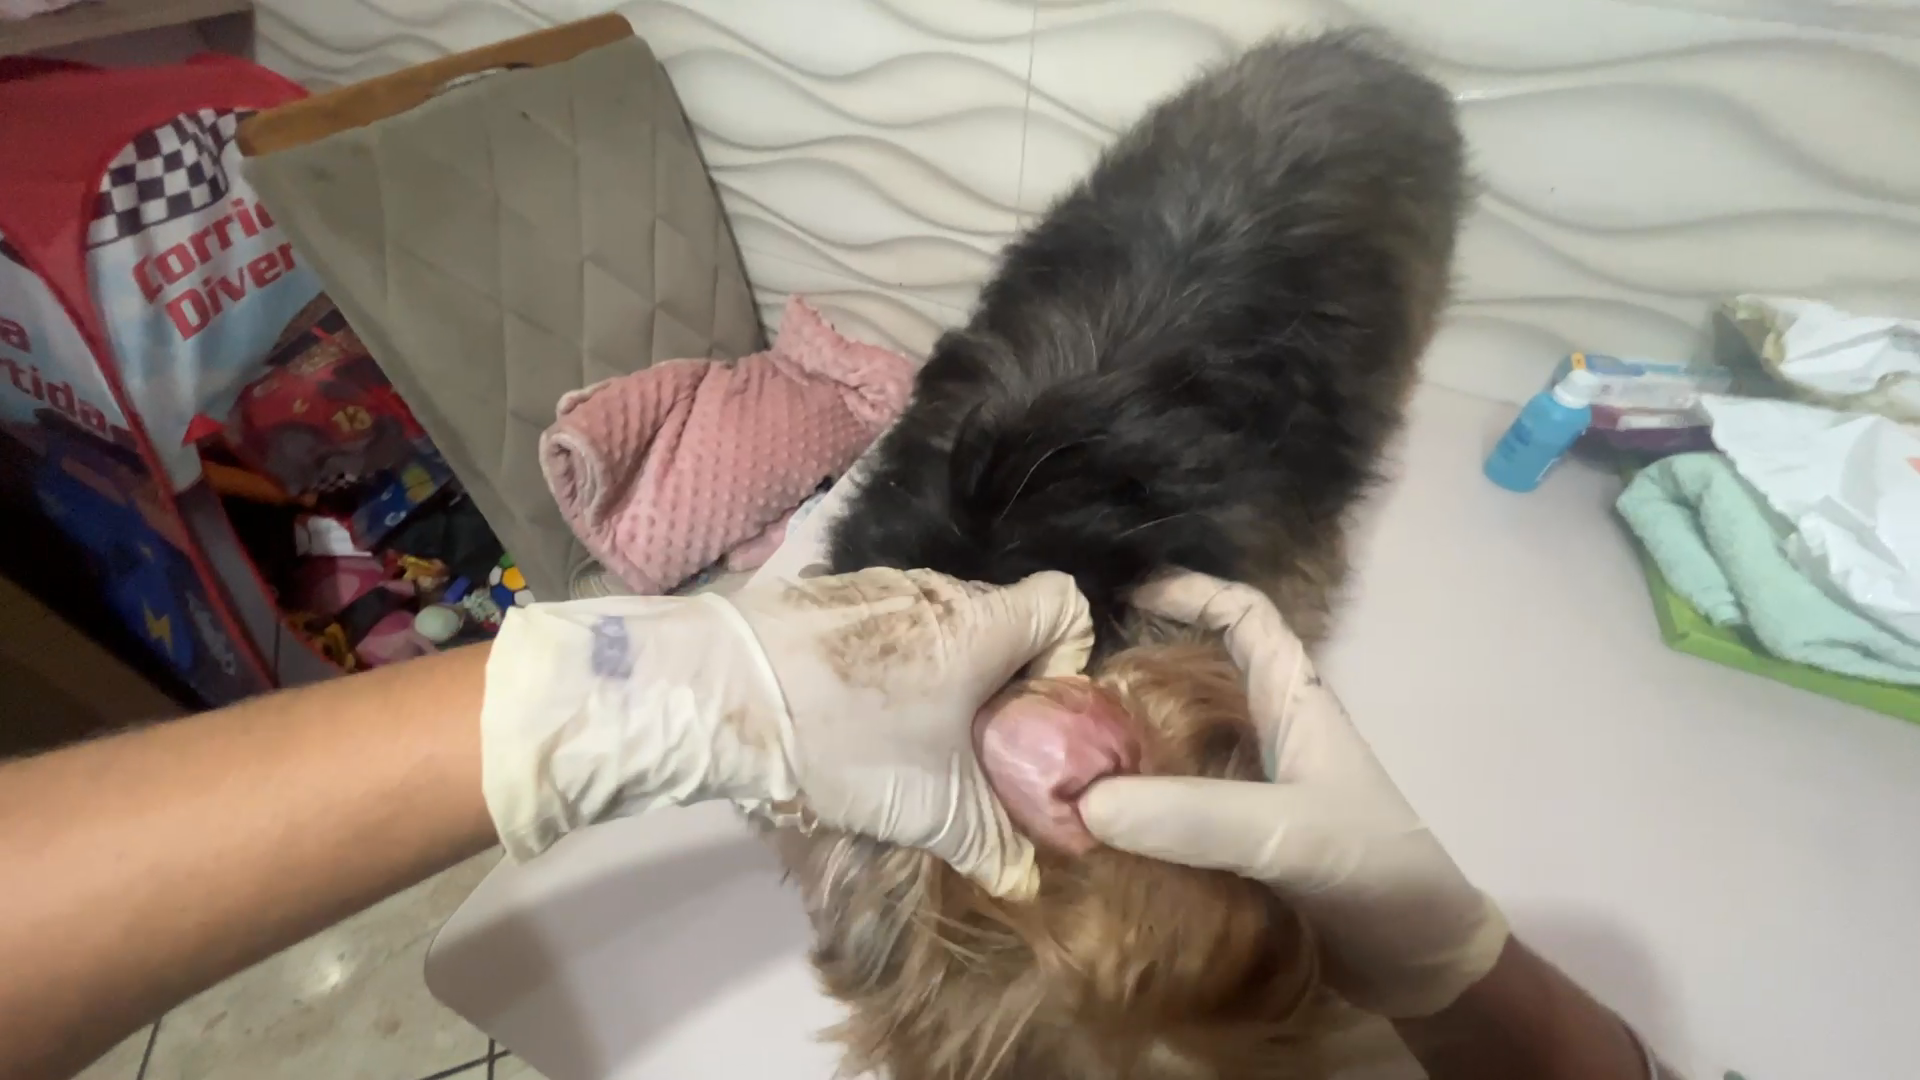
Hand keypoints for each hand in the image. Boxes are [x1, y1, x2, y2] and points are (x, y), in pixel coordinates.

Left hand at [481, 568, 1093, 897]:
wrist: (722, 687)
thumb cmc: (849, 736)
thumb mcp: (931, 806)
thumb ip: (992, 841)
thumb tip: (1025, 875)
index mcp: (982, 624)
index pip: (1065, 603)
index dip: (1066, 654)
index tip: (1029, 710)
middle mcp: (941, 590)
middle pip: (1004, 622)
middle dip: (1002, 682)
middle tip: (970, 742)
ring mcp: (885, 584)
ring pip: (946, 625)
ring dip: (947, 673)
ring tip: (907, 730)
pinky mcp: (837, 594)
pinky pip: (895, 623)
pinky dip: (898, 660)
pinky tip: (855, 707)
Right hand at [1076, 571, 1508, 1016]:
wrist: (1425, 968)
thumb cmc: (1376, 874)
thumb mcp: (1288, 834)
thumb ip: (1194, 817)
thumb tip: (1087, 800)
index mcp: (1293, 701)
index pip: (1246, 615)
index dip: (1193, 591)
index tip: (1131, 594)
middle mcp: (1269, 729)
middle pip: (1202, 668)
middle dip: (1142, 659)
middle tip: (1078, 675)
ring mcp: (1255, 781)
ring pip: (1184, 729)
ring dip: (1133, 728)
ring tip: (1075, 735)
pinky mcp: (1241, 829)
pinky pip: (1177, 790)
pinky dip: (1138, 790)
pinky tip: (1100, 806)